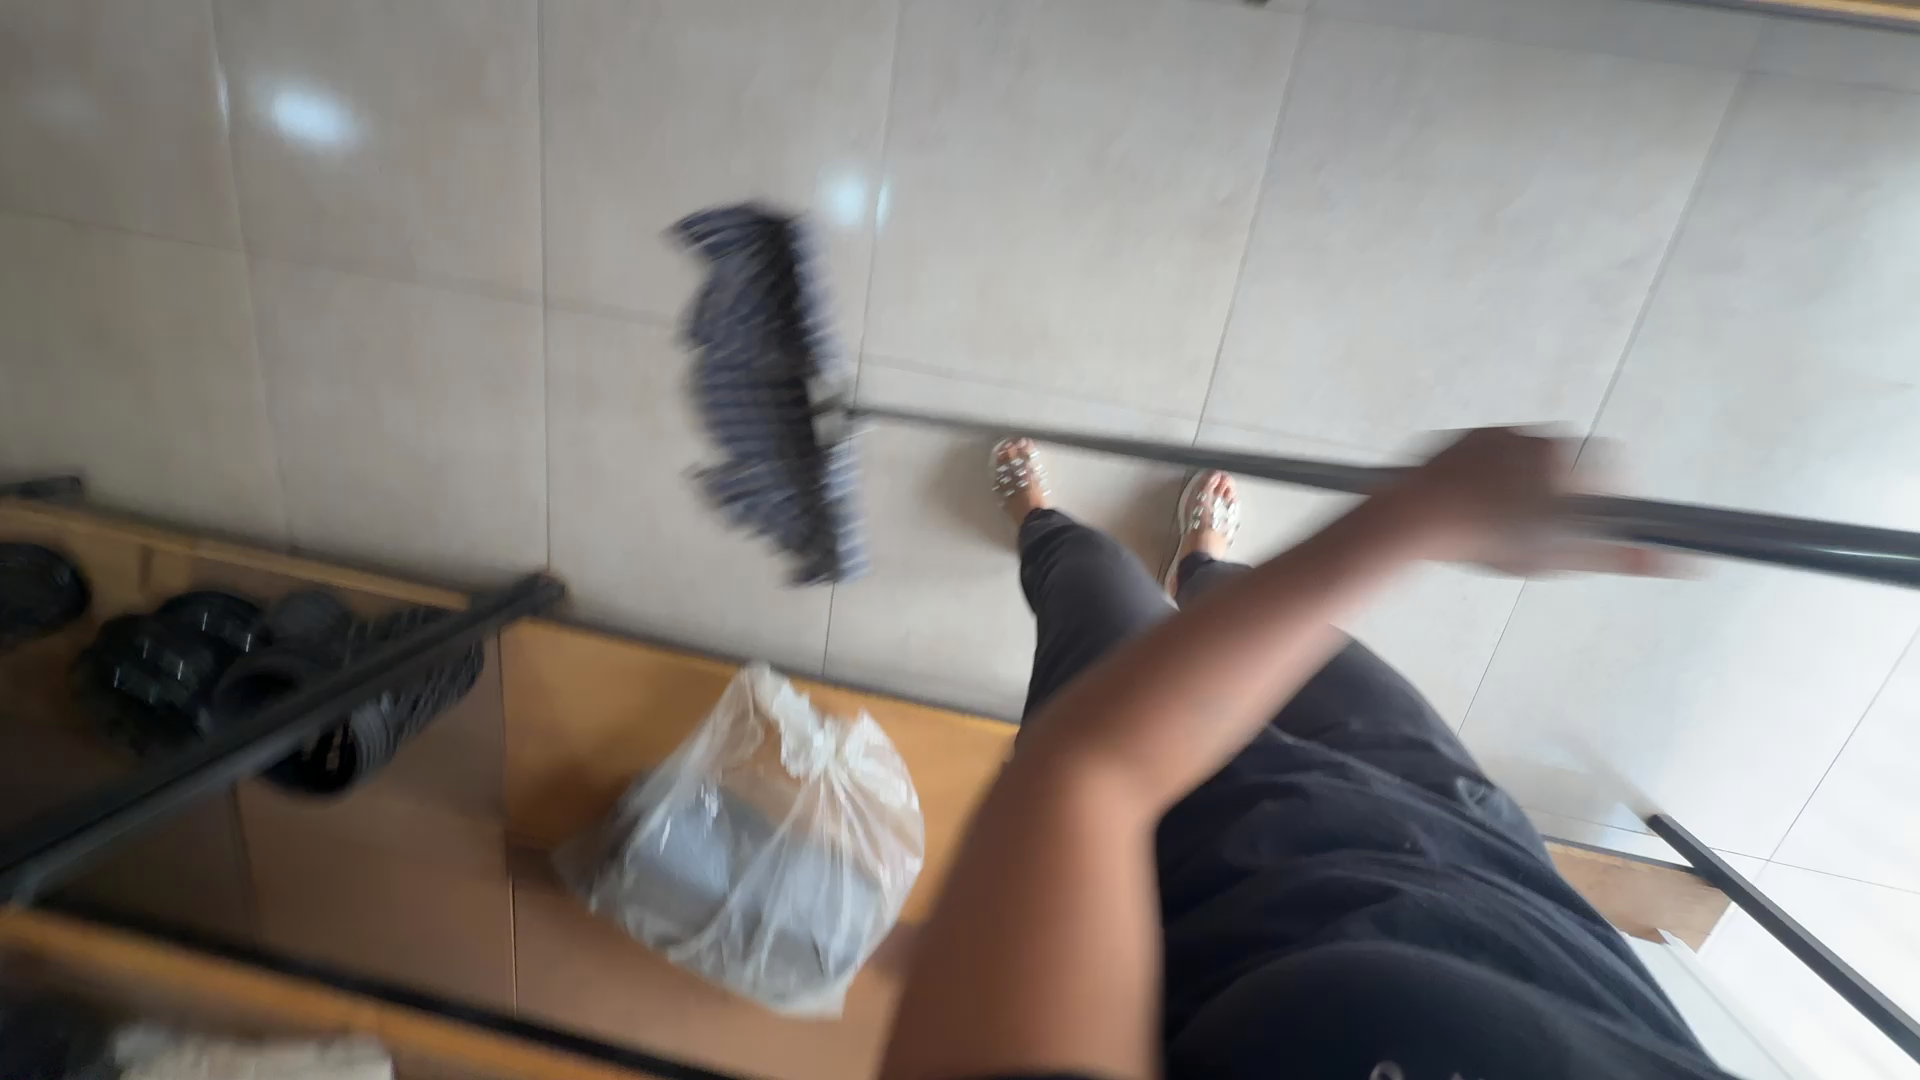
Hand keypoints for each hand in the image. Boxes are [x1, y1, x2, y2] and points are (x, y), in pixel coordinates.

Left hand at [1380, 427, 1665, 576]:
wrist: (1415, 518)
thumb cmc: (1485, 539)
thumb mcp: (1555, 555)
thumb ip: (1616, 555)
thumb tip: (1681, 565)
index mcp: (1573, 459)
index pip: (1608, 473)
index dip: (1594, 500)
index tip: (1573, 522)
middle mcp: (1541, 437)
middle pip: (1565, 464)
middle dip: (1555, 490)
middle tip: (1527, 523)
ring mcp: (1501, 433)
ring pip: (1525, 459)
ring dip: (1519, 480)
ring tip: (1494, 514)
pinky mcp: (1466, 435)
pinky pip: (1489, 452)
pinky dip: (1486, 471)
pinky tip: (1471, 498)